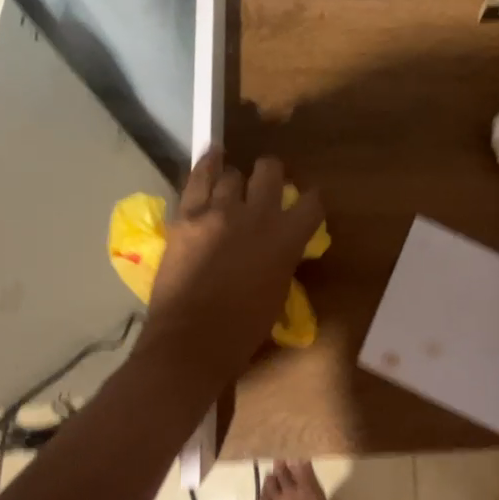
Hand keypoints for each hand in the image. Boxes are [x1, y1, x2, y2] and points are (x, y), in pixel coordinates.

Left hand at [138, 147, 323, 383]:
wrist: (190, 344)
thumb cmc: (242, 331)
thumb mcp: (277, 291)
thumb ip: (281, 257)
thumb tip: (279, 243)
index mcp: (286, 239)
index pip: (311, 203)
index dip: (310, 199)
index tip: (306, 201)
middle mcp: (257, 215)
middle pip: (270, 171)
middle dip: (271, 173)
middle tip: (266, 181)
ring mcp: (219, 212)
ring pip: (232, 175)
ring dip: (235, 182)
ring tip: (231, 187)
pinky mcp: (187, 216)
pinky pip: (198, 179)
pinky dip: (207, 164)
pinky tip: (213, 155)